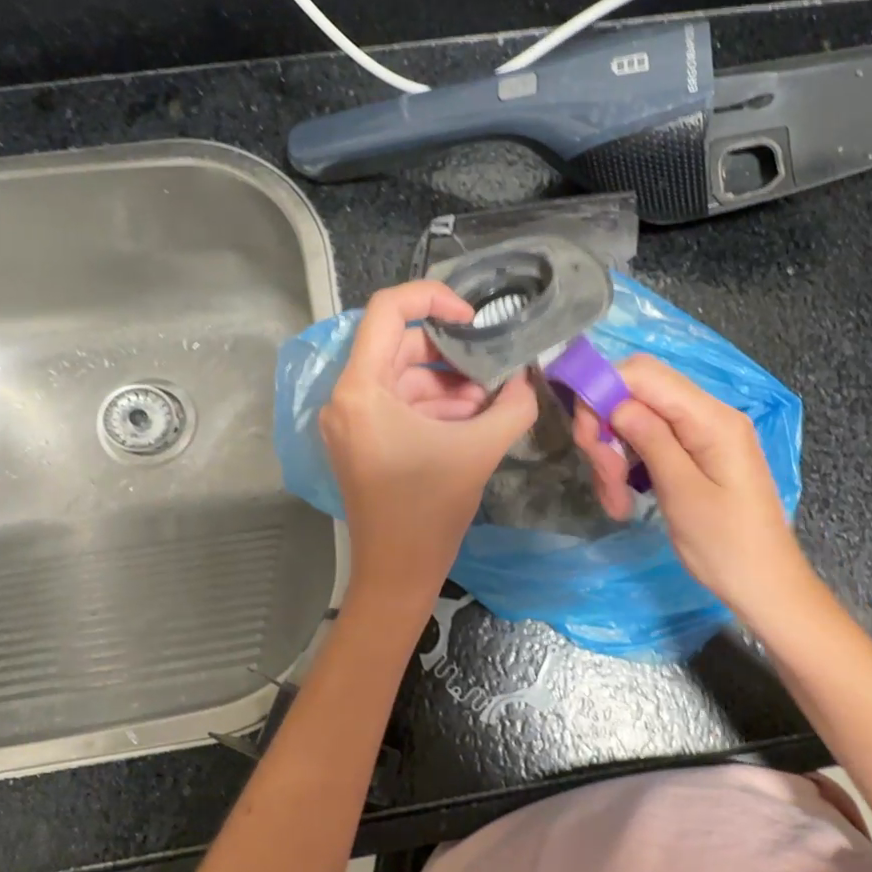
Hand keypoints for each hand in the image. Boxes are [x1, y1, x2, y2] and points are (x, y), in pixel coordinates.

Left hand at [320, 281, 537, 594]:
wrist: (397, 573)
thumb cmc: (430, 511)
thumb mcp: (480, 450)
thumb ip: (513, 406)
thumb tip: (527, 378)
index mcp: (361, 390)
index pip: (388, 310)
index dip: (433, 298)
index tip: (474, 319)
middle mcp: (345, 397)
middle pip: (399, 344)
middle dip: (450, 353)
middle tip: (492, 369)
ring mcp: (351, 420)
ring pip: (403, 376)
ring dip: (447, 382)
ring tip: (489, 402)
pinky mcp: (361, 440)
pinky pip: (399, 404)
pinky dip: (434, 405)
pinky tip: (472, 420)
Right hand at [573, 355, 811, 616]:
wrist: (767, 587)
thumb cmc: (727, 547)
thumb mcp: (683, 494)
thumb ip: (652, 440)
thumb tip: (615, 402)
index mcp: (712, 419)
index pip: (644, 374)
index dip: (603, 391)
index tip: (585, 437)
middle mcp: (710, 415)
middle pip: (638, 393)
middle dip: (607, 428)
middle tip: (604, 478)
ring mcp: (704, 434)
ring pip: (639, 420)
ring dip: (615, 454)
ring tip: (614, 501)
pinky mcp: (698, 454)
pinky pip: (653, 442)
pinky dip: (631, 465)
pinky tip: (625, 499)